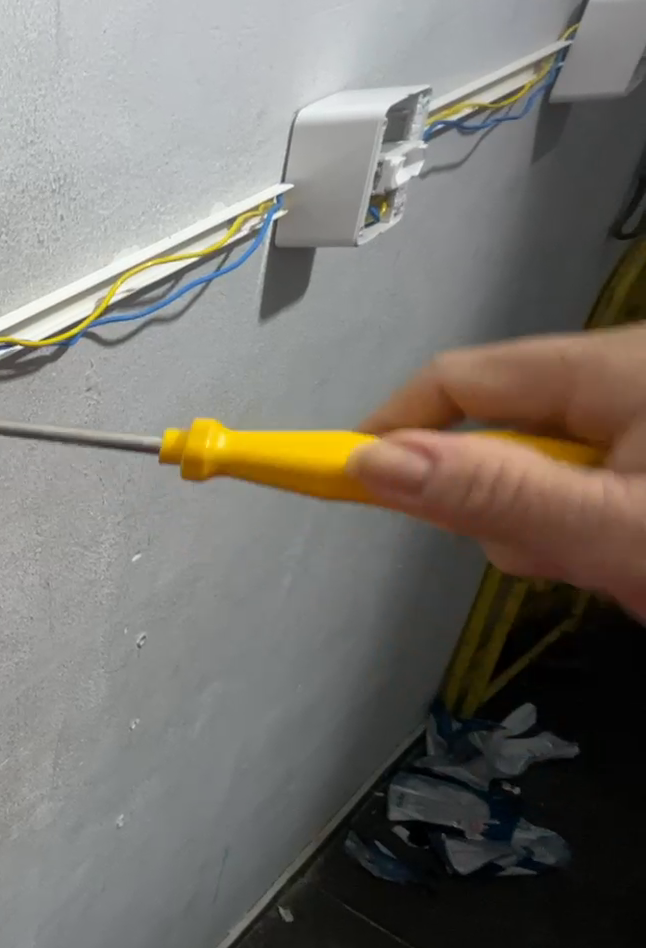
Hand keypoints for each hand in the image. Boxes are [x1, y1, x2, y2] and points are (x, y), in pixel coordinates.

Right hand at [350, 325, 645, 615]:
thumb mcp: (616, 529)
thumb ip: (492, 494)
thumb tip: (366, 462)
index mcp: (620, 365)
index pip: (454, 380)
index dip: (390, 431)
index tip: (347, 485)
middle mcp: (633, 370)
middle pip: (498, 426)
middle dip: (493, 495)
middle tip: (545, 554)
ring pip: (543, 458)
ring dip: (548, 516)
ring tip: (611, 565)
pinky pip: (592, 470)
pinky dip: (593, 515)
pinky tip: (635, 552)